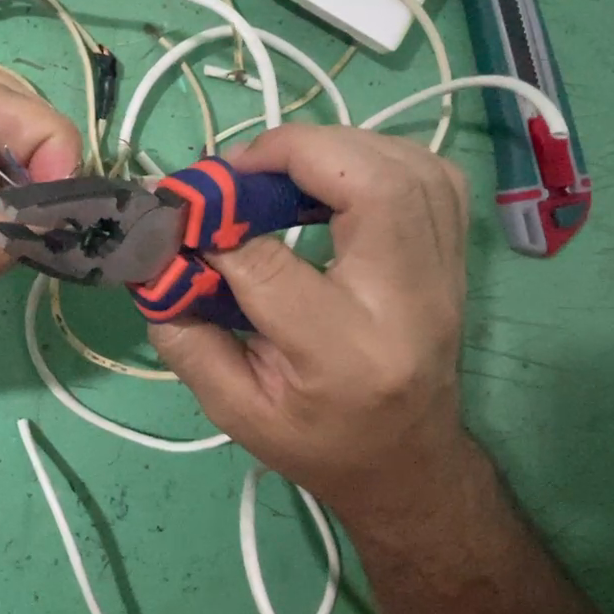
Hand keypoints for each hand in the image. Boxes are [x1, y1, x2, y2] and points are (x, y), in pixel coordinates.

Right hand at [147, 125, 479, 520]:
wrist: (407, 465)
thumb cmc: (316, 442)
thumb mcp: (231, 410)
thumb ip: (186, 337)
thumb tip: (159, 262)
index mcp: (342, 354)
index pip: (273, 264)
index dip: (218, 228)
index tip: (184, 217)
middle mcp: (405, 304)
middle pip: (374, 188)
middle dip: (296, 153)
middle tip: (238, 166)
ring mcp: (444, 277)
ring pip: (409, 168)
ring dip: (335, 148)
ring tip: (278, 166)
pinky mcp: (454, 259)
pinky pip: (431, 175)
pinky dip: (375, 156)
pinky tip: (330, 173)